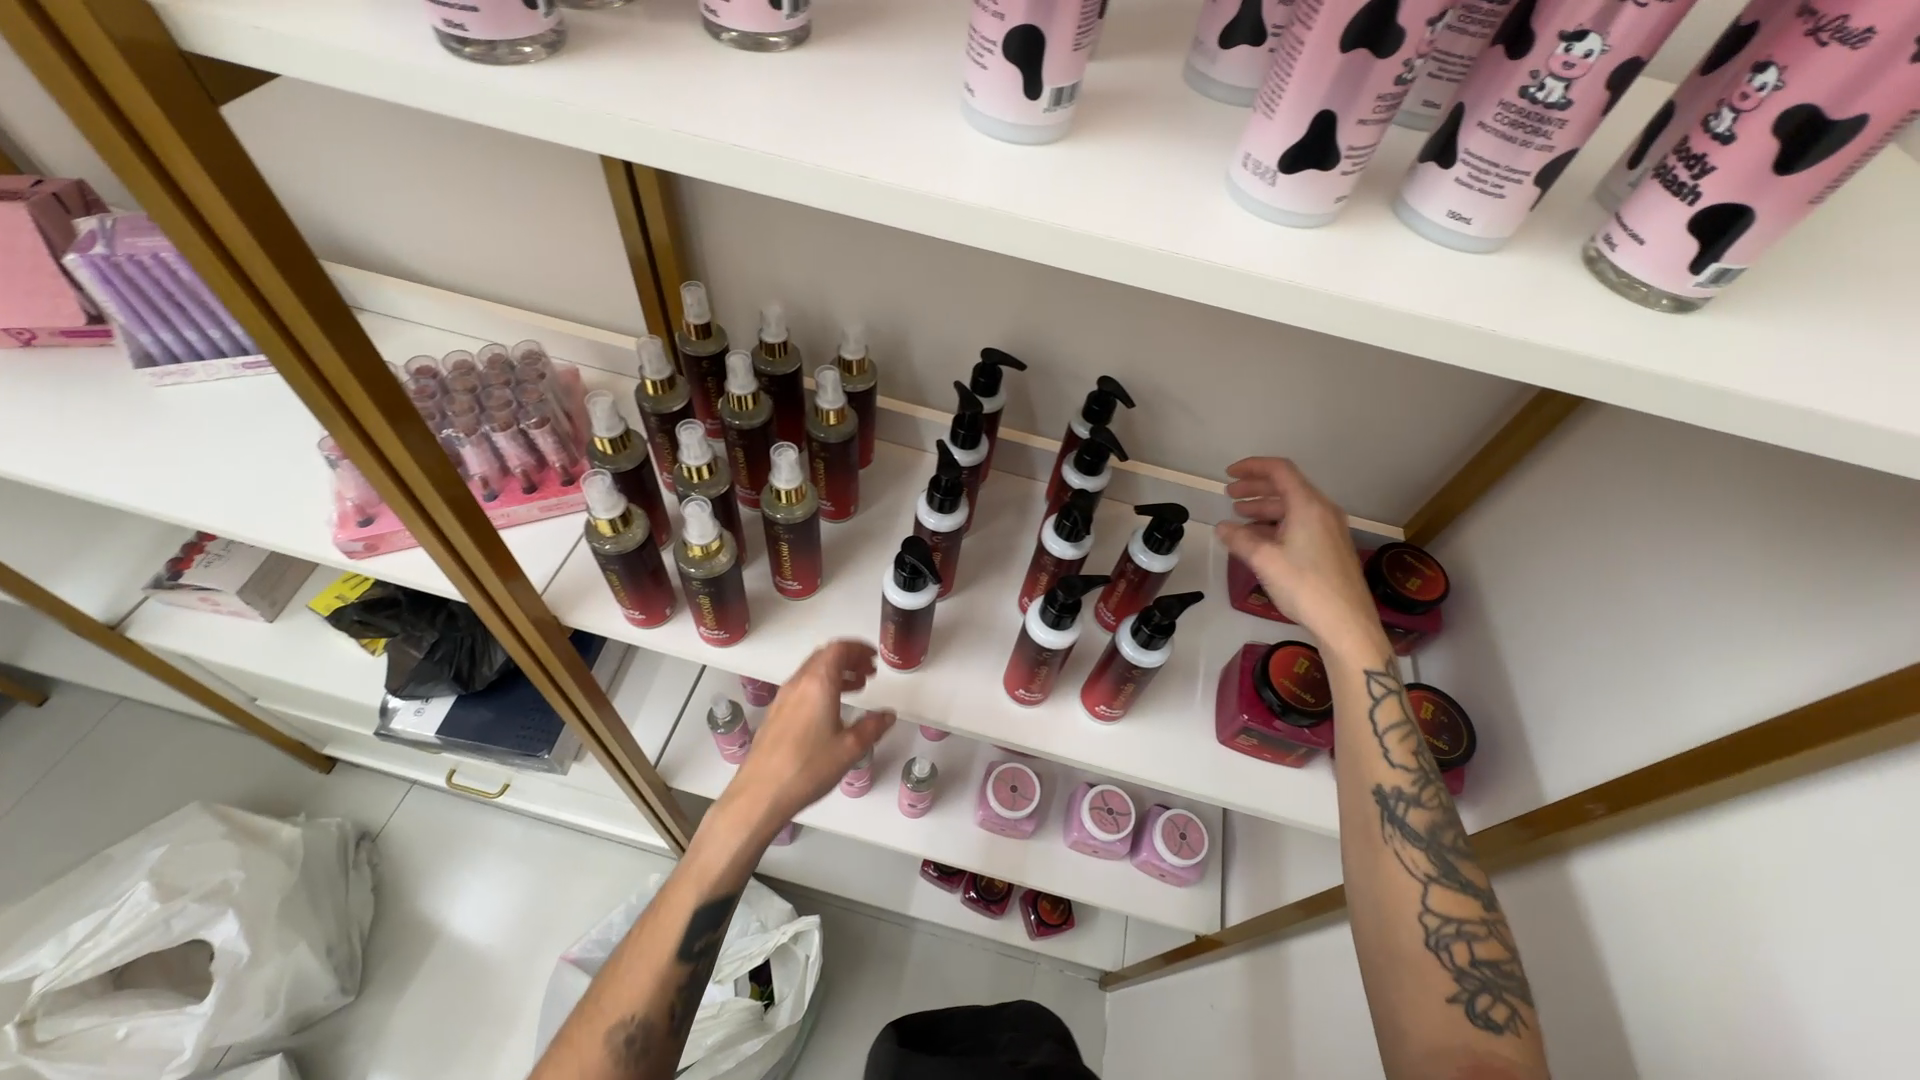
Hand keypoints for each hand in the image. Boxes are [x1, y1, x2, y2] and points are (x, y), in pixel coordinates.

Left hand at [724, 640, 894, 828]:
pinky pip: (801, 688)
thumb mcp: (850, 749)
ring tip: (855, 688)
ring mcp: (782, 699)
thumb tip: (887, 716)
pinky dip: (820, 687)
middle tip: (867, 670)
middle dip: (848, 659)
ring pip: (811, 672)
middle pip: (824, 657)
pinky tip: (830, 710)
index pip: (838, 649)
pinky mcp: (774, 715)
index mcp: (818, 684)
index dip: (858, 648)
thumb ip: (872, 727)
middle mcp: (797, 685)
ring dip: (834, 673)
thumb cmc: (806, 769)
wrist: (760, 794)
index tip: (872, 656)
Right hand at [1216, 457, 1387, 661]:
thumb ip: (1240, 539)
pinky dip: (1277, 524)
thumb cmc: (1305, 586)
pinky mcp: (1331, 547)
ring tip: (1240, 517)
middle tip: (1229, 495)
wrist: (1346, 621)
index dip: (1252, 467)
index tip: (1229, 473)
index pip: (1279, 470)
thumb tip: (1222, 528)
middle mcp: (1322, 511)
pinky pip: (1301, 523)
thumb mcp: (1264, 561)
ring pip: (1293, 507)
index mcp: (1308, 505)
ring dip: (1265, 508)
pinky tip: (1260, 539)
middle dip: (1255, 488)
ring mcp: (1330, 529)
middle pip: (1286, 487)